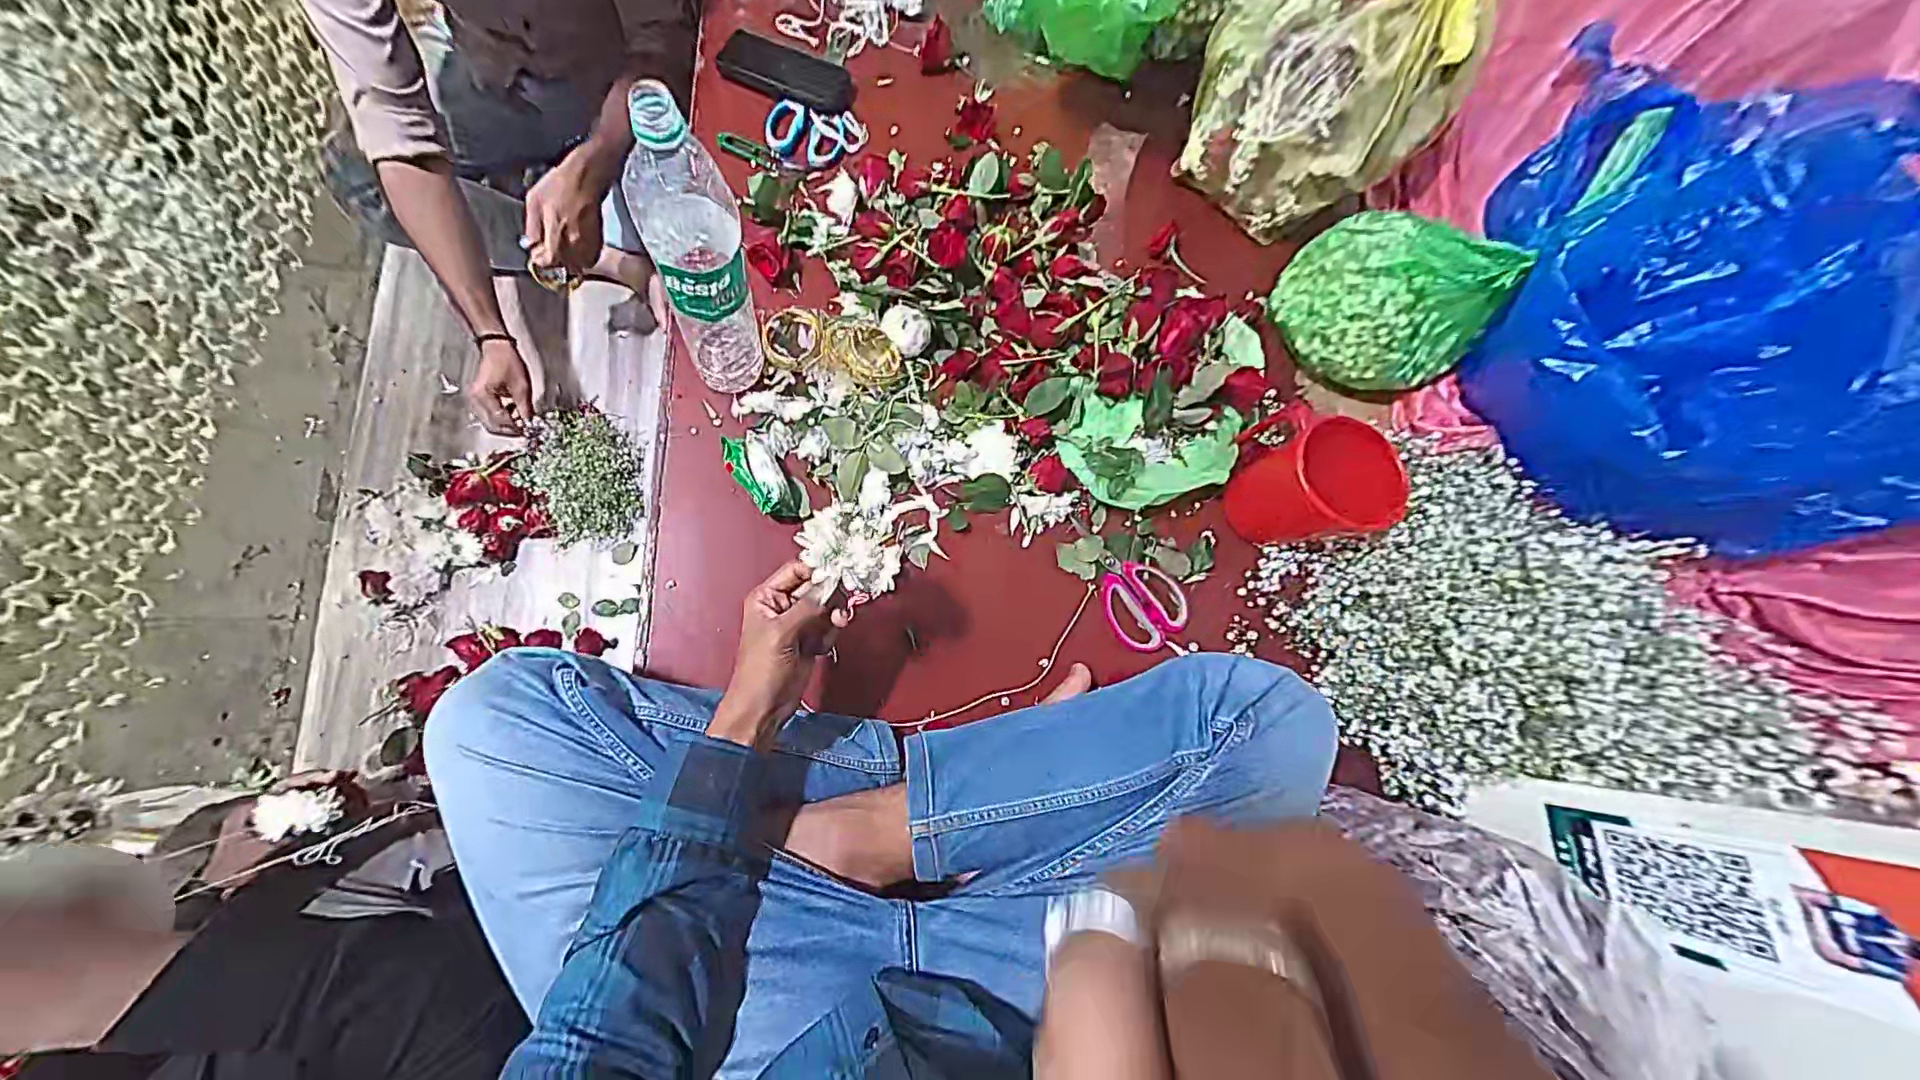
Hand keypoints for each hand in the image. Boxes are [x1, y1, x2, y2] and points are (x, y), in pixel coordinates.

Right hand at [468, 337, 533, 433]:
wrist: (497, 349)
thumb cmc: (509, 364)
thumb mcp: (522, 388)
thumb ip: (525, 409)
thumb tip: (530, 425)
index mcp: (484, 396)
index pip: (501, 420)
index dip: (516, 428)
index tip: (529, 432)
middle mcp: (475, 400)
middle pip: (492, 424)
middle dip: (510, 429)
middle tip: (526, 429)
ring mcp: (475, 399)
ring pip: (490, 421)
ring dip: (506, 424)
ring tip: (521, 420)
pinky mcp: (479, 398)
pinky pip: (489, 414)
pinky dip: (502, 417)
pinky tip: (513, 412)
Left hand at [523, 148, 609, 275]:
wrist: (585, 179)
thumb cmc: (557, 186)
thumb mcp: (534, 201)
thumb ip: (532, 226)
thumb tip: (531, 246)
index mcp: (556, 232)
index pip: (550, 260)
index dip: (543, 262)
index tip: (538, 257)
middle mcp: (574, 242)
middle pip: (566, 266)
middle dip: (556, 264)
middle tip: (548, 255)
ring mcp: (588, 242)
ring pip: (580, 265)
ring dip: (570, 263)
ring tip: (562, 253)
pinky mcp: (598, 240)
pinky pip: (590, 258)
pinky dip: (582, 258)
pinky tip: (575, 249)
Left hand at [710, 561, 851, 746]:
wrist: (763, 708)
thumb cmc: (761, 671)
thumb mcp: (781, 633)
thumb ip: (807, 607)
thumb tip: (830, 584)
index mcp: (767, 597)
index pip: (796, 570)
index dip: (817, 570)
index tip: (839, 573)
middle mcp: (784, 606)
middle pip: (816, 587)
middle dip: (830, 595)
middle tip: (840, 603)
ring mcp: (799, 623)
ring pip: (827, 606)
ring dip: (834, 615)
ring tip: (836, 624)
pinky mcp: (811, 640)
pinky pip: (830, 625)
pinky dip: (831, 632)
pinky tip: (823, 646)